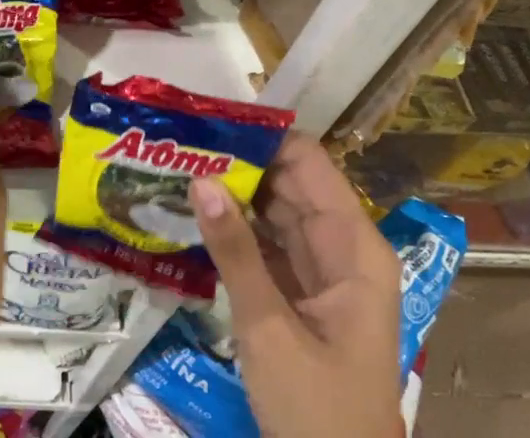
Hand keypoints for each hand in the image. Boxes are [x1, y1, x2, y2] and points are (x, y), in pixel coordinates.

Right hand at [190, 133, 401, 437]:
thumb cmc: (317, 408)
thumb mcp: (270, 328)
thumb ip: (235, 252)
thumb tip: (200, 179)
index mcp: (355, 247)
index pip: (310, 164)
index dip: (263, 137)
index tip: (207, 120)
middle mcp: (342, 248)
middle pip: (289, 183)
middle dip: (237, 160)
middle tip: (177, 140)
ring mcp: (320, 271)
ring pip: (273, 211)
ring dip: (230, 191)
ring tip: (174, 163)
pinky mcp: (298, 293)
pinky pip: (265, 244)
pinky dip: (232, 228)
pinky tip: (191, 211)